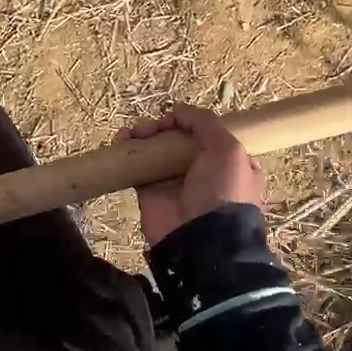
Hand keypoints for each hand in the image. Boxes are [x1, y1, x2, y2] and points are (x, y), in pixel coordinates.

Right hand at [118, 103, 264, 247]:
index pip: (205, 132)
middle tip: (153, 127)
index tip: (177, 118)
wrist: (201, 241)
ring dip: (142, 134)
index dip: (189, 121)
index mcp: (227, 162)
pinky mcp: (148, 190)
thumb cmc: (223, 191)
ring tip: (135, 133)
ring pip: (154, 147)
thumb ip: (204, 122)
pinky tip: (122, 139)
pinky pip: (135, 164)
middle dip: (162, 126)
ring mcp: (173, 180)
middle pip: (176, 137)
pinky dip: (127, 148)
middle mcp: (201, 170)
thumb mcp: (229, 150)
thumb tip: (178, 110)